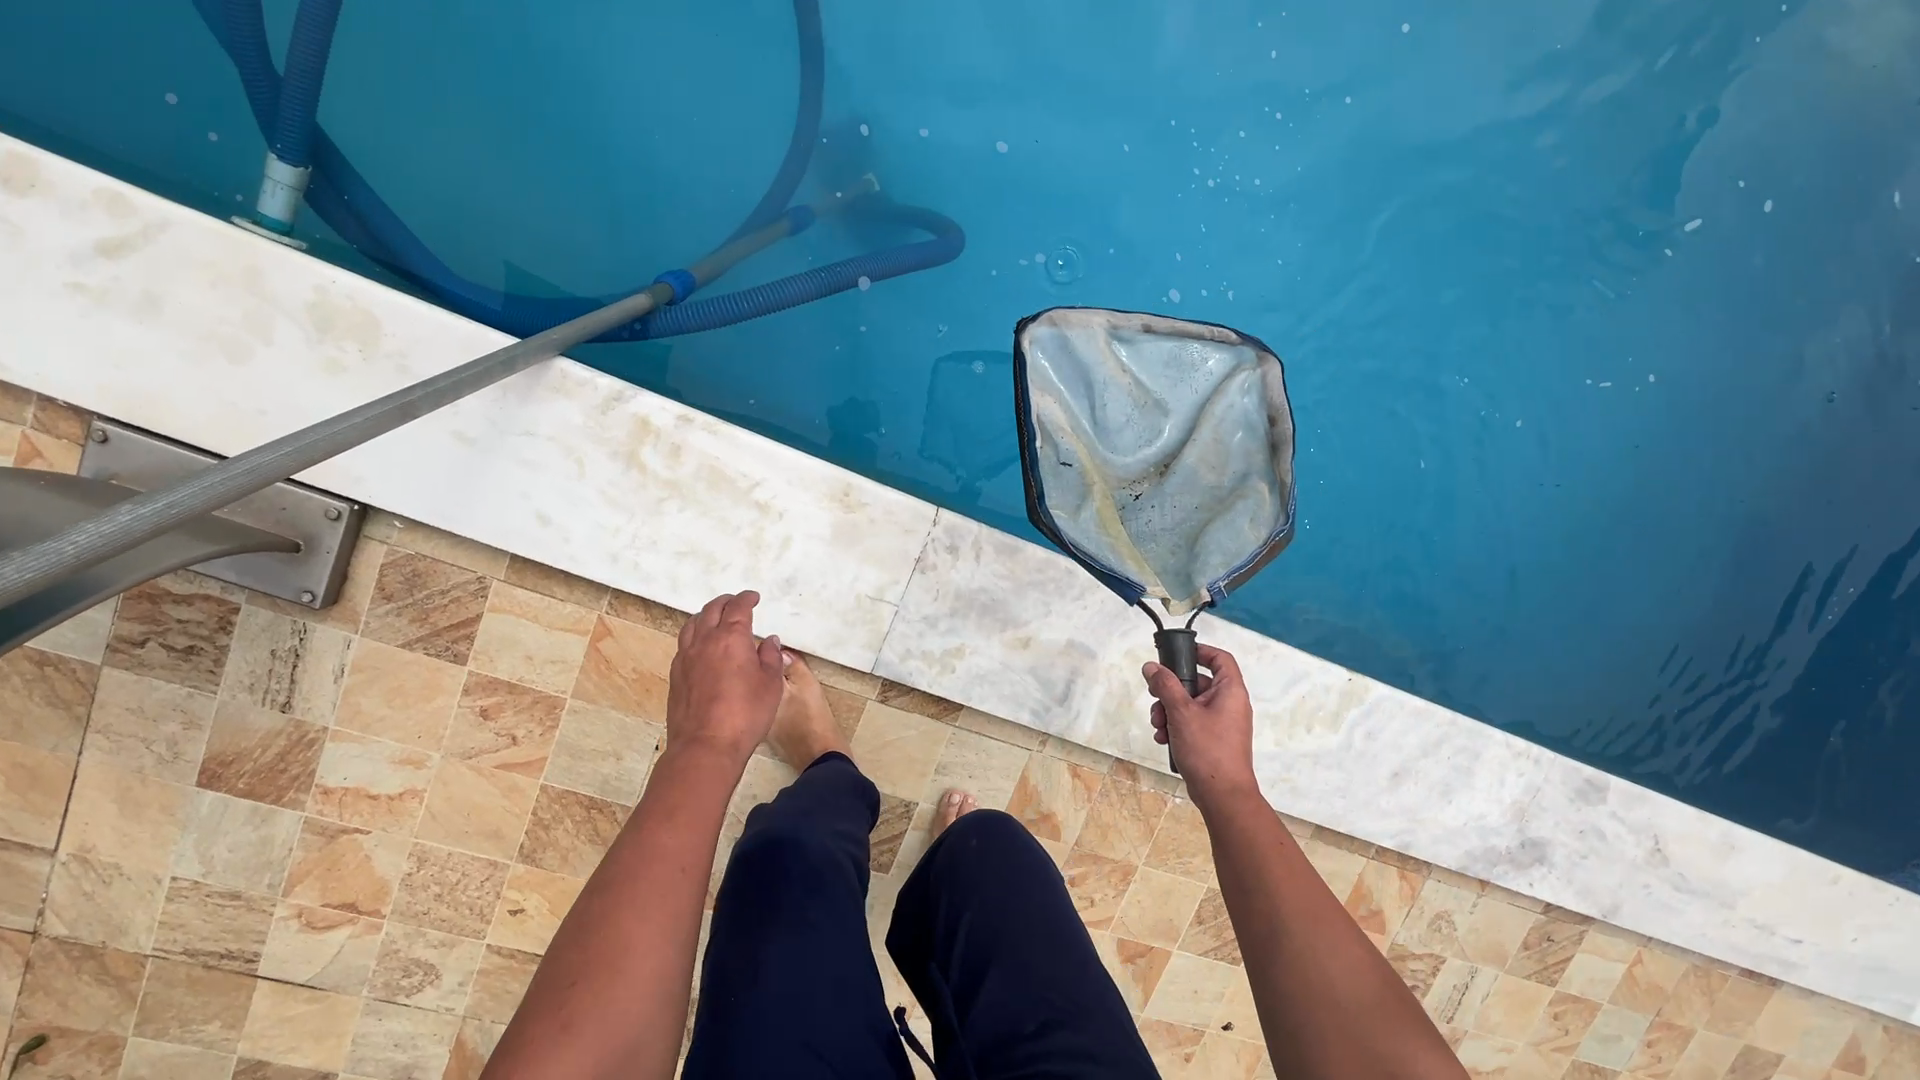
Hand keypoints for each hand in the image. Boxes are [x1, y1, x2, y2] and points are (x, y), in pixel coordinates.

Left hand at [664, 592, 785, 762]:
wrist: (705, 745)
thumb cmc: (745, 714)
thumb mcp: (770, 685)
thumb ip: (770, 657)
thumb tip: (768, 640)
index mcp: (731, 637)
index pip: (738, 608)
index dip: (747, 599)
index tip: (754, 597)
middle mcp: (705, 641)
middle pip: (711, 610)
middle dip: (725, 602)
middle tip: (736, 602)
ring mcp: (686, 657)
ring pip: (692, 624)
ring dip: (705, 615)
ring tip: (715, 618)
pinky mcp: (676, 675)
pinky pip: (684, 644)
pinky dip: (695, 635)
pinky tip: (701, 646)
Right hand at [1142, 644, 1258, 812]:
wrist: (1222, 795)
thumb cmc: (1207, 748)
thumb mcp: (1181, 712)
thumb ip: (1165, 686)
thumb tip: (1151, 667)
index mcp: (1230, 691)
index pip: (1220, 658)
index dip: (1200, 651)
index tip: (1176, 654)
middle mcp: (1229, 704)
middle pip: (1197, 683)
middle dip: (1171, 692)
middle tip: (1155, 700)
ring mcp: (1222, 723)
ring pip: (1190, 705)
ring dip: (1169, 712)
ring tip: (1158, 726)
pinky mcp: (1213, 740)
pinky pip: (1192, 723)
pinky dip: (1176, 727)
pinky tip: (1164, 739)